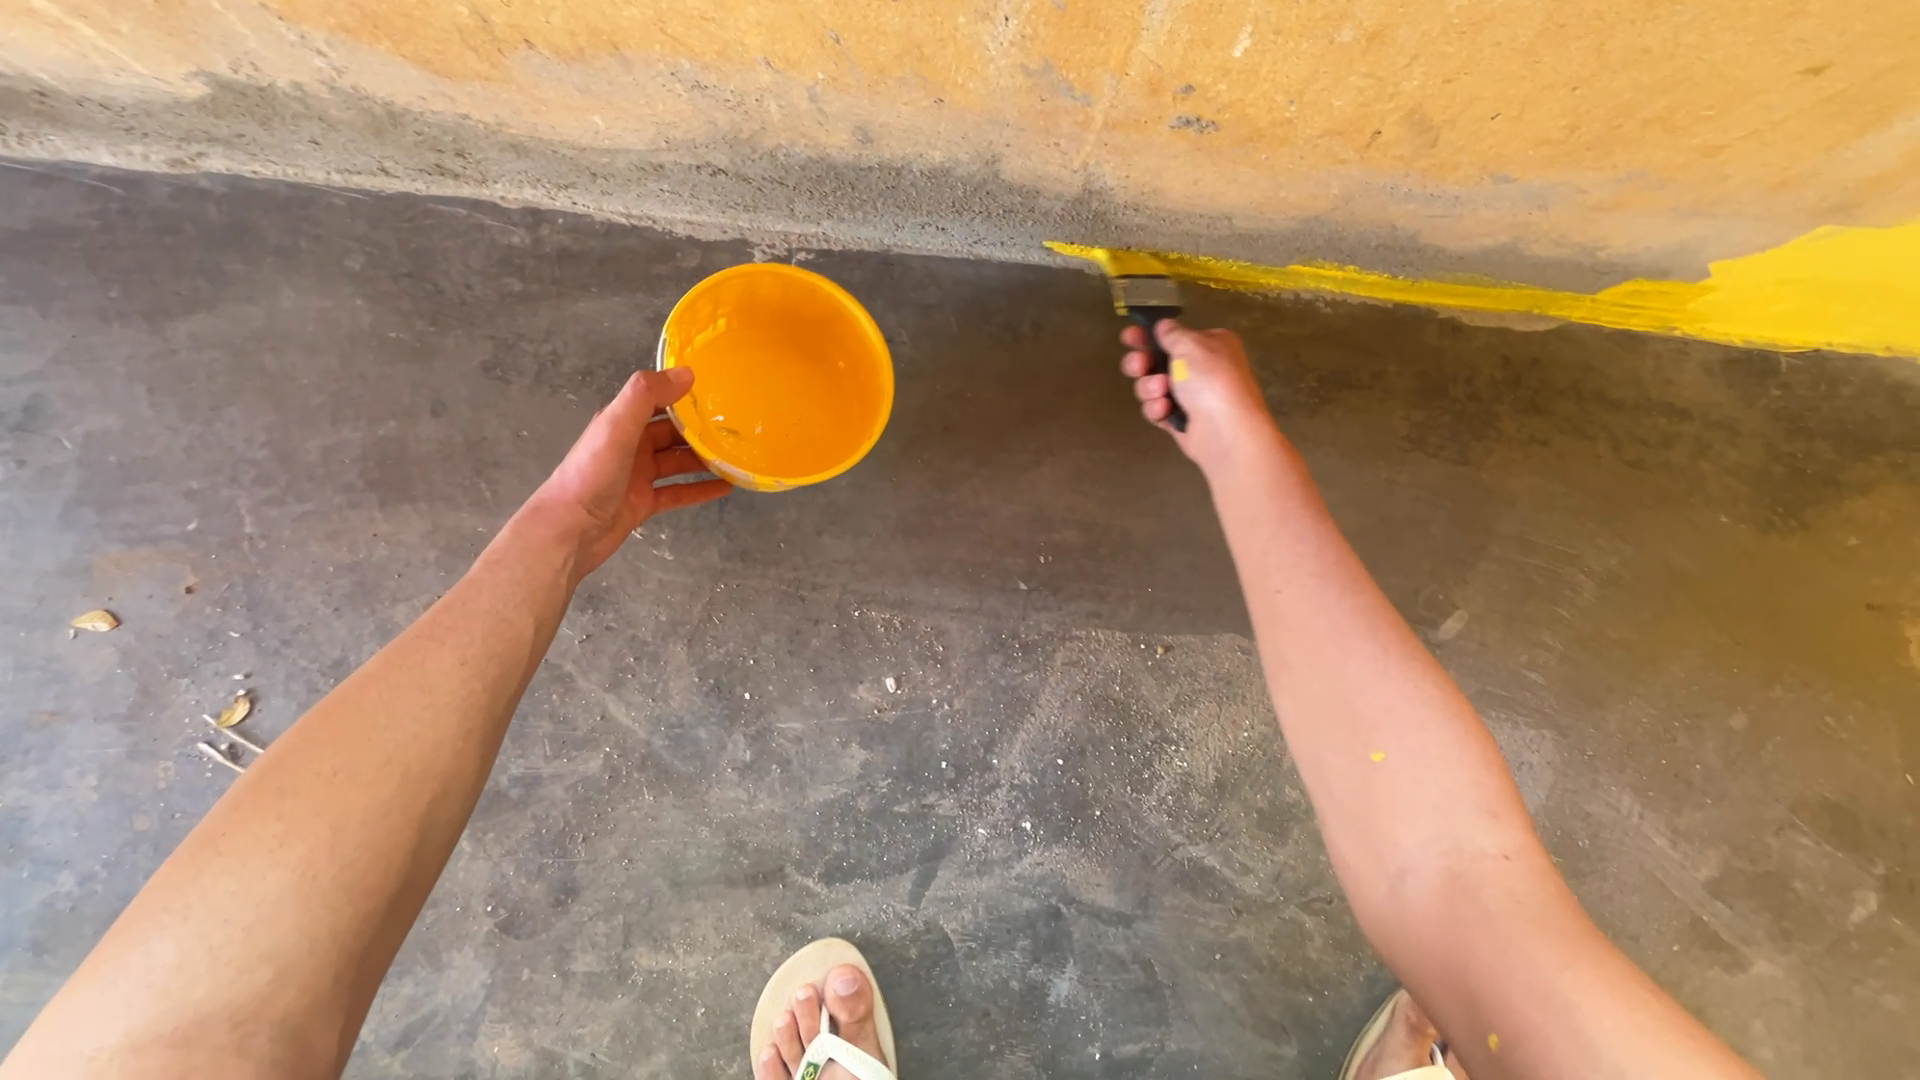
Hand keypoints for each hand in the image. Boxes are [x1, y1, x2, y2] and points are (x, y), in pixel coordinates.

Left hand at [519, 367, 731, 580]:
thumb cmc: (592, 475)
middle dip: (702, 430)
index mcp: (622, 422)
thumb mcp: (617, 427)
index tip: (720, 393)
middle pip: (673, 433)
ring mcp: (638, 477)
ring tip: (737, 457)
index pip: (659, 401)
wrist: (569, 530)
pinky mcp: (645, 503)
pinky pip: (679, 493)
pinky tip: (726, 488)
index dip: (686, 395)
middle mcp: (631, 446)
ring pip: (678, 463)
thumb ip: (647, 396)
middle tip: (737, 429)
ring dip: (705, 460)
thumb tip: (688, 373)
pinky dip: (701, 490)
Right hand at [1120, 320, 1277, 469]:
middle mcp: (1200, 368)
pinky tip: (1164, 411)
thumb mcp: (1191, 345)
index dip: (1148, 336)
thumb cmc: (1211, 379)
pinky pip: (1156, 409)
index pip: (1173, 336)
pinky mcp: (1179, 419)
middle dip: (1142, 364)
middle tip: (1139, 366)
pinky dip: (1157, 409)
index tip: (1129, 337)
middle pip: (1156, 361)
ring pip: (1152, 386)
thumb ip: (1172, 333)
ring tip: (1161, 393)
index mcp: (1209, 345)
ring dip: (1149, 388)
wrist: (1226, 430)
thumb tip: (1164, 325)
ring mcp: (1189, 396)